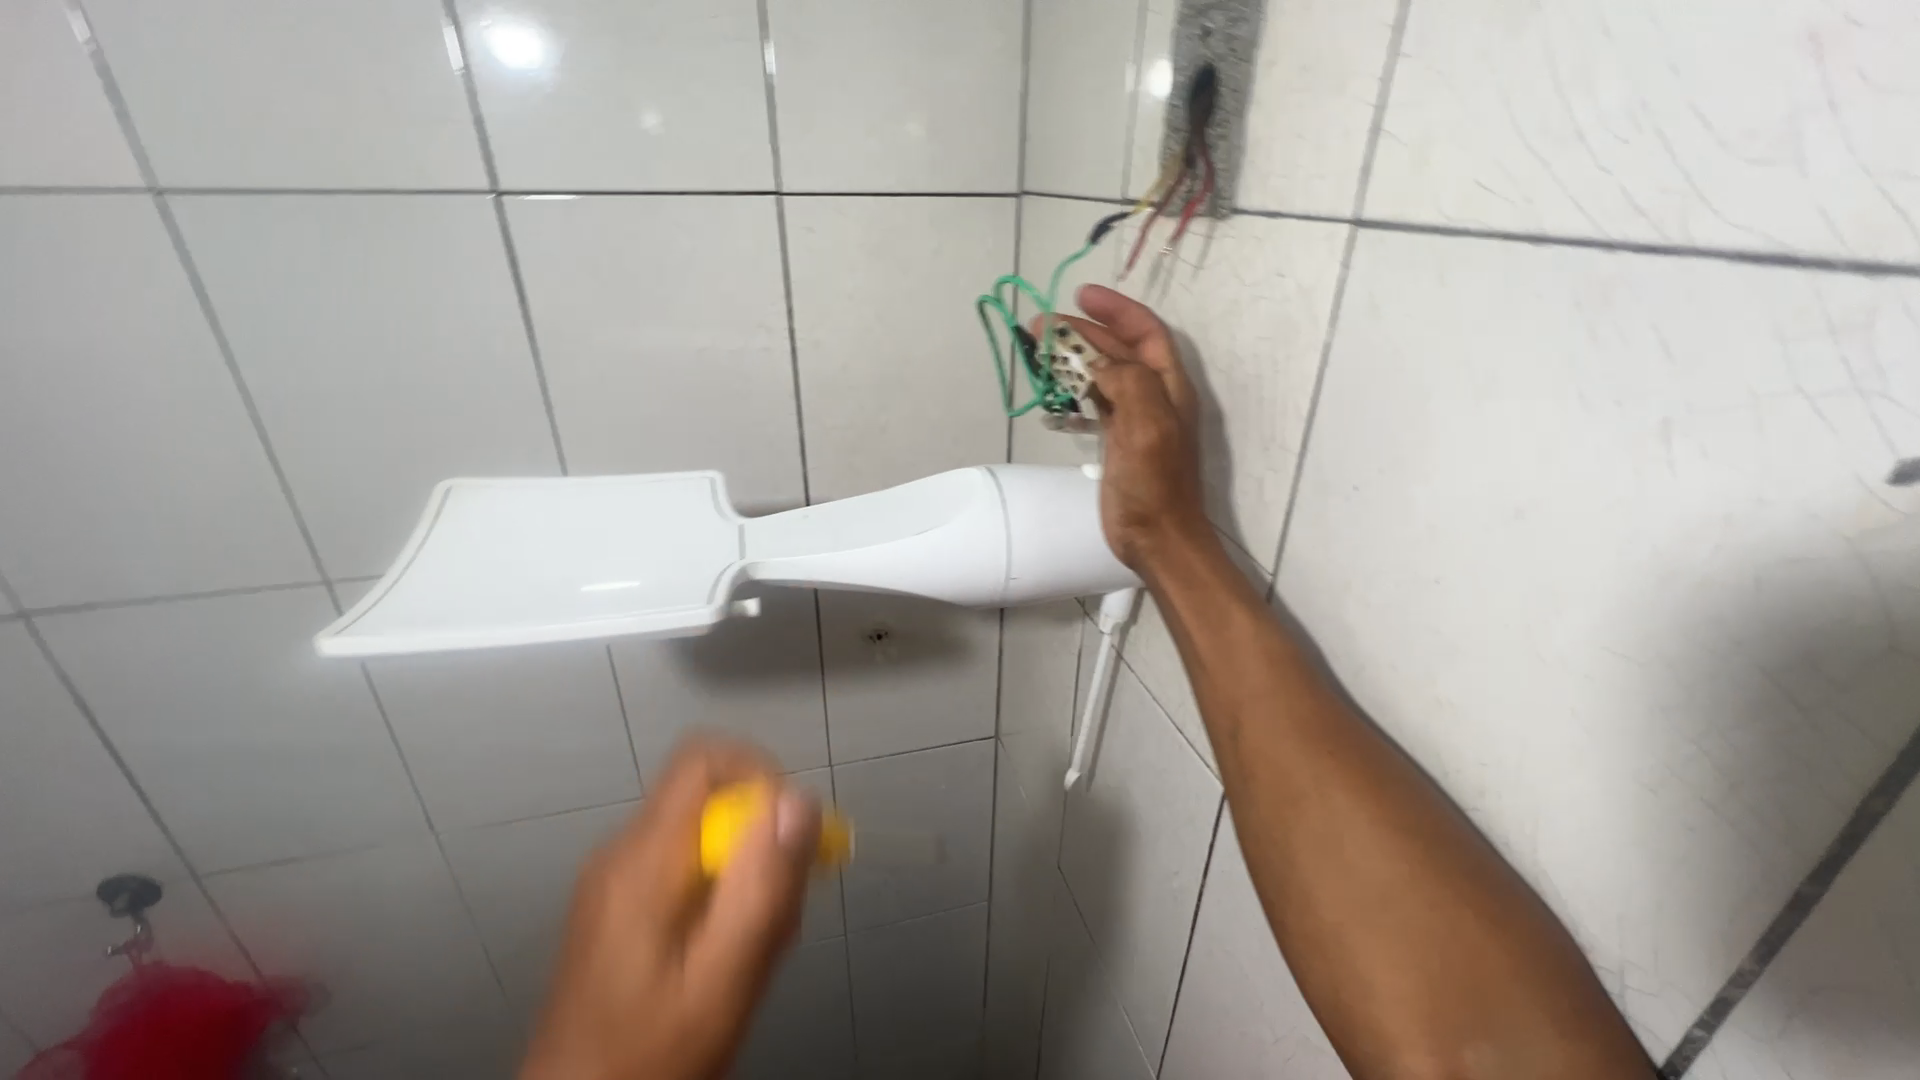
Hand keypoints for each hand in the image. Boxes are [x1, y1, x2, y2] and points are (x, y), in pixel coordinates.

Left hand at [519, 737, 821, 1079]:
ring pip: (703, 836)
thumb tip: (798, 799)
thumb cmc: (649, 1055)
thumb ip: (762, 887)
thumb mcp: (722, 979)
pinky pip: (685, 868)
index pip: (703, 759)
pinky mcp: (619, 908)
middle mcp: (623, 853)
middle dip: (761, 840)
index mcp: (642, 858)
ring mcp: (616, 881)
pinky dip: (722, 894)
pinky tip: (729, 956)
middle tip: (783, 910)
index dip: (760, 774)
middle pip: (710, 799)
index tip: (793, 833)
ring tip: (758, 946)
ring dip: (747, 874)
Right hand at [1038, 284, 1210, 571]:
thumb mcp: (1147, 425)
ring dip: (1073, 358)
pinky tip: (1054, 390)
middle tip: (1039, 325)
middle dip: (1082, 332)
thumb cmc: (1156, 484)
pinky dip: (1073, 389)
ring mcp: (1135, 418)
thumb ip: (1126, 381)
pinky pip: (1094, 402)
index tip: (1080, 294)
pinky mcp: (1117, 441)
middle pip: (1117, 349)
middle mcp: (1153, 395)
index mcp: (1167, 385)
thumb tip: (1095, 362)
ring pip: (1102, 374)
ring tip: (1039, 349)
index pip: (1144, 331)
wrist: (1157, 538)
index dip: (1115, 309)